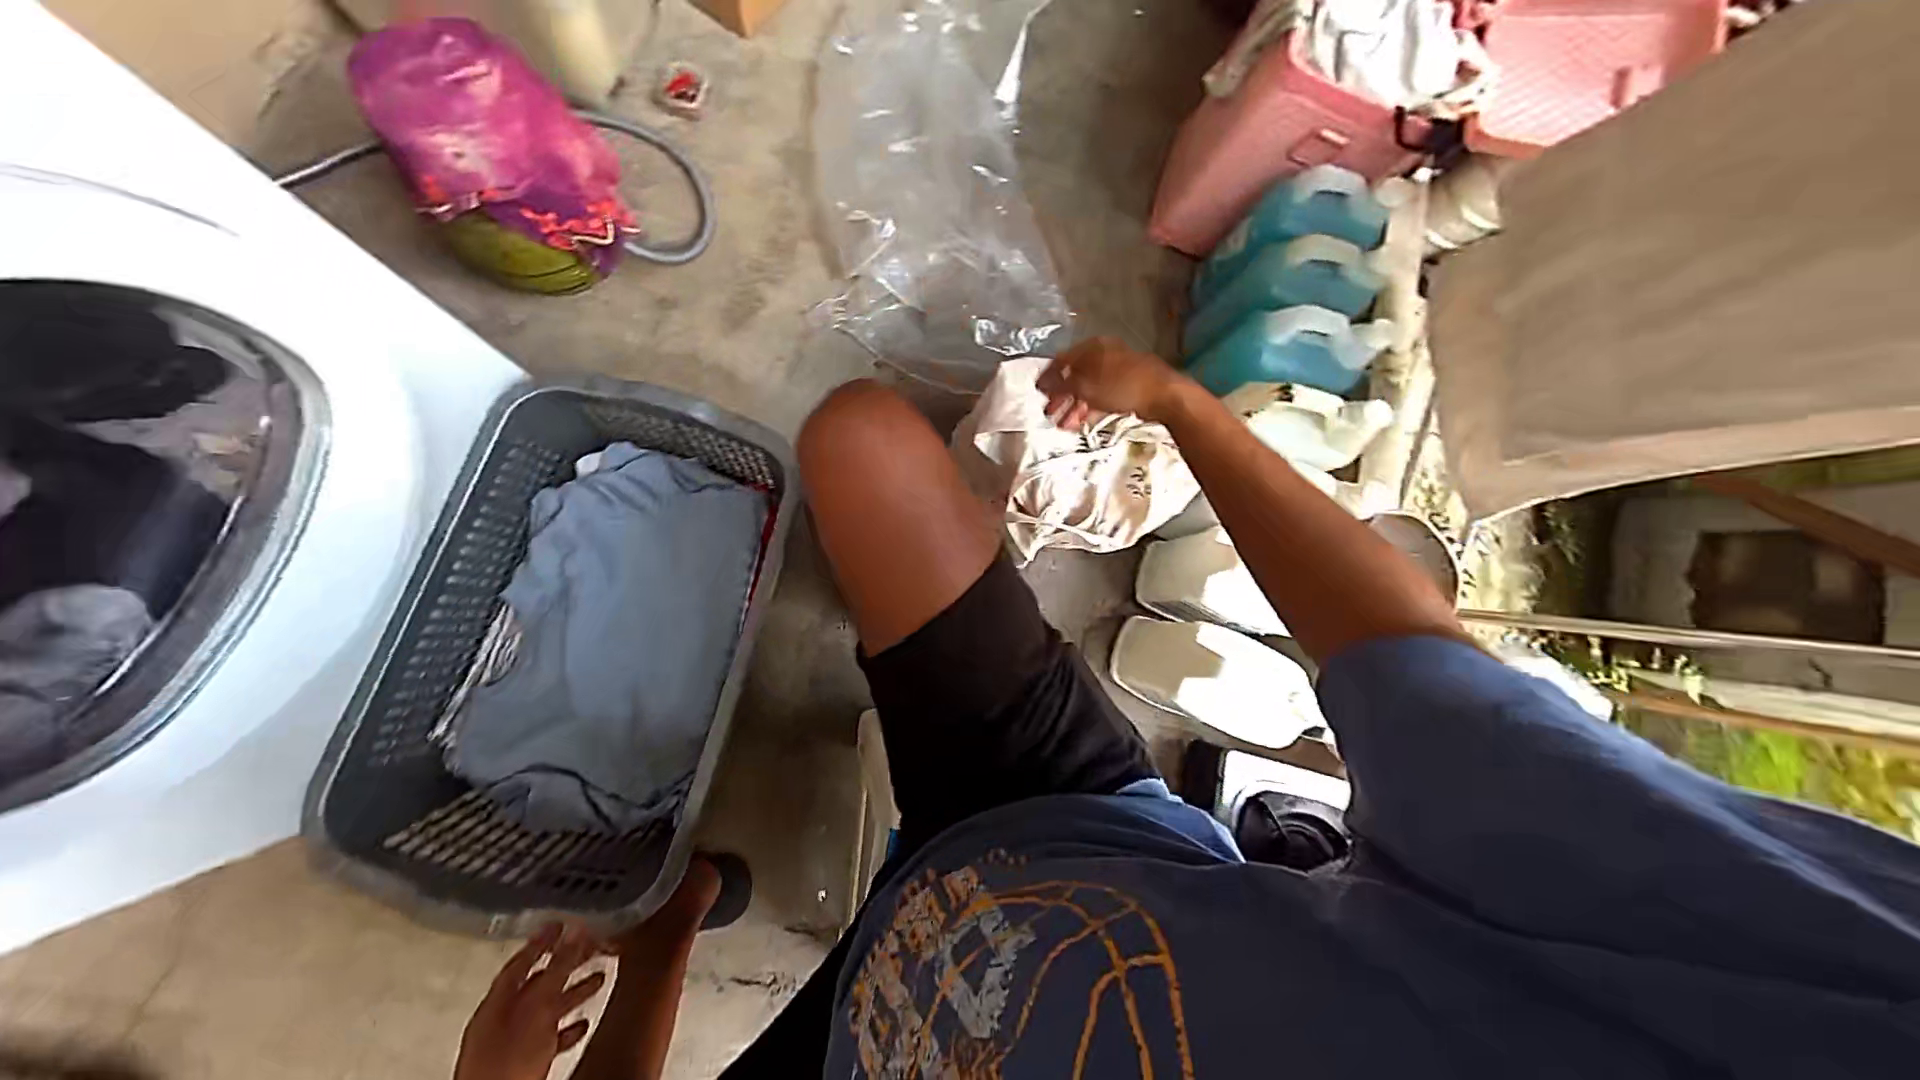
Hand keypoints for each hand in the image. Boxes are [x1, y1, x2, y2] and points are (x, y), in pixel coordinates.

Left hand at [454, 923, 606, 1079]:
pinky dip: (568, 1024)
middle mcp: (501, 1021)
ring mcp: (511, 1044)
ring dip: (573, 991)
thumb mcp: (539, 1006)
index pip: (521, 960)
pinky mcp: (524, 1065)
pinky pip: (550, 1035)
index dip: (543, 940)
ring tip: (598, 977)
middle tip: (590, 945)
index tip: (561, 923)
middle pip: (538, 981)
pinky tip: (582, 1023)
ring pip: (548, 1008)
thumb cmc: (506, 1066)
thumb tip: (575, 933)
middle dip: (567, 962)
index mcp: (497, 1003)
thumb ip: (558, 968)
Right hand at [1037, 336, 1196, 427]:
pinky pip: (1102, 397)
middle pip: (1076, 375)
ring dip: (1074, 406)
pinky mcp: (1129, 388)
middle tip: (1050, 412)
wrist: (1164, 396)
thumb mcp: (1085, 385)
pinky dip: (1090, 409)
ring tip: (1064, 425)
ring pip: (1089, 388)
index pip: (1062, 359)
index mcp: (1093, 347)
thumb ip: (1061, 385)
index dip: (1048, 377)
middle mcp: (1105, 355)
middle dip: (1061, 396)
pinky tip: (1081, 423)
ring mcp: (1118, 371)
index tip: (1039, 392)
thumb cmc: (1121, 385)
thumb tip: (1043, 384)